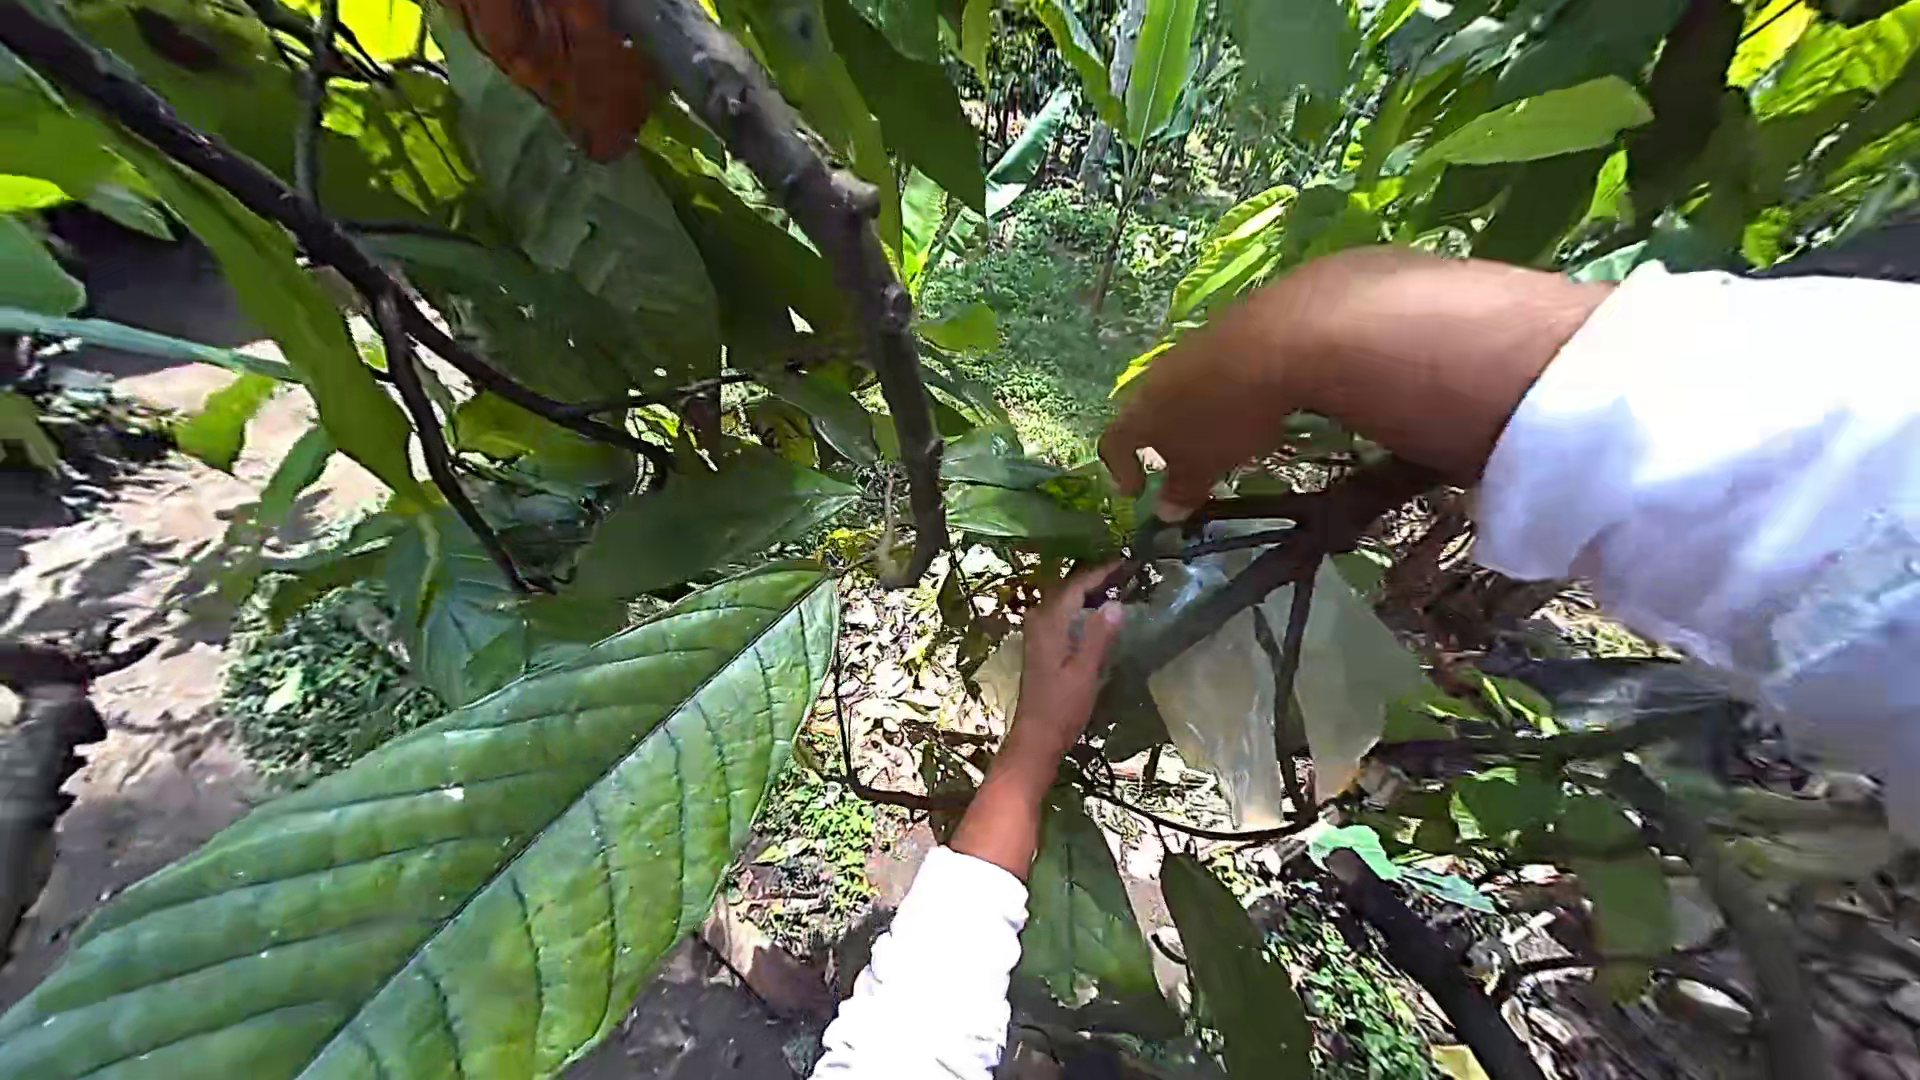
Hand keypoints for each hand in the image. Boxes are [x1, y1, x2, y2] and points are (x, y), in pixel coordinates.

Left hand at [1001, 566, 1127, 769]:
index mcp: (1049, 623)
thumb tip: (1115, 602)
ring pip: (1063, 600)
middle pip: (1067, 589)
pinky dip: (1079, 606)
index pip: (1075, 586)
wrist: (1036, 736)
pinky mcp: (1040, 645)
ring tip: (1115, 583)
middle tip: (1124, 569)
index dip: (1100, 572)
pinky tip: (1095, 611)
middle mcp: (1039, 621)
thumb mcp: (1085, 672)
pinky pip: (1061, 614)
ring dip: (1086, 591)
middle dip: (1094, 577)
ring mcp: (1037, 633)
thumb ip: (1099, 636)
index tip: (1125, 561)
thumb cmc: (1062, 706)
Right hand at [1099, 247, 1610, 516]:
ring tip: (1252, 442)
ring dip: (1228, 411)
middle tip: (1193, 470)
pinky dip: (1283, 385)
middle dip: (1174, 434)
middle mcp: (1212, 345)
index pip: (1127, 421)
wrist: (1343, 326)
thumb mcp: (1215, 450)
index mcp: (1173, 379)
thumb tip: (1169, 510)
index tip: (1130, 492)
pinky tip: (1314, 401)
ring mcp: (1266, 323)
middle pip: (1176, 392)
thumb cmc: (1260, 397)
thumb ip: (1186, 477)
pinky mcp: (1325, 303)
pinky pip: (1286, 353)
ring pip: (1231, 371)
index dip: (1119, 458)